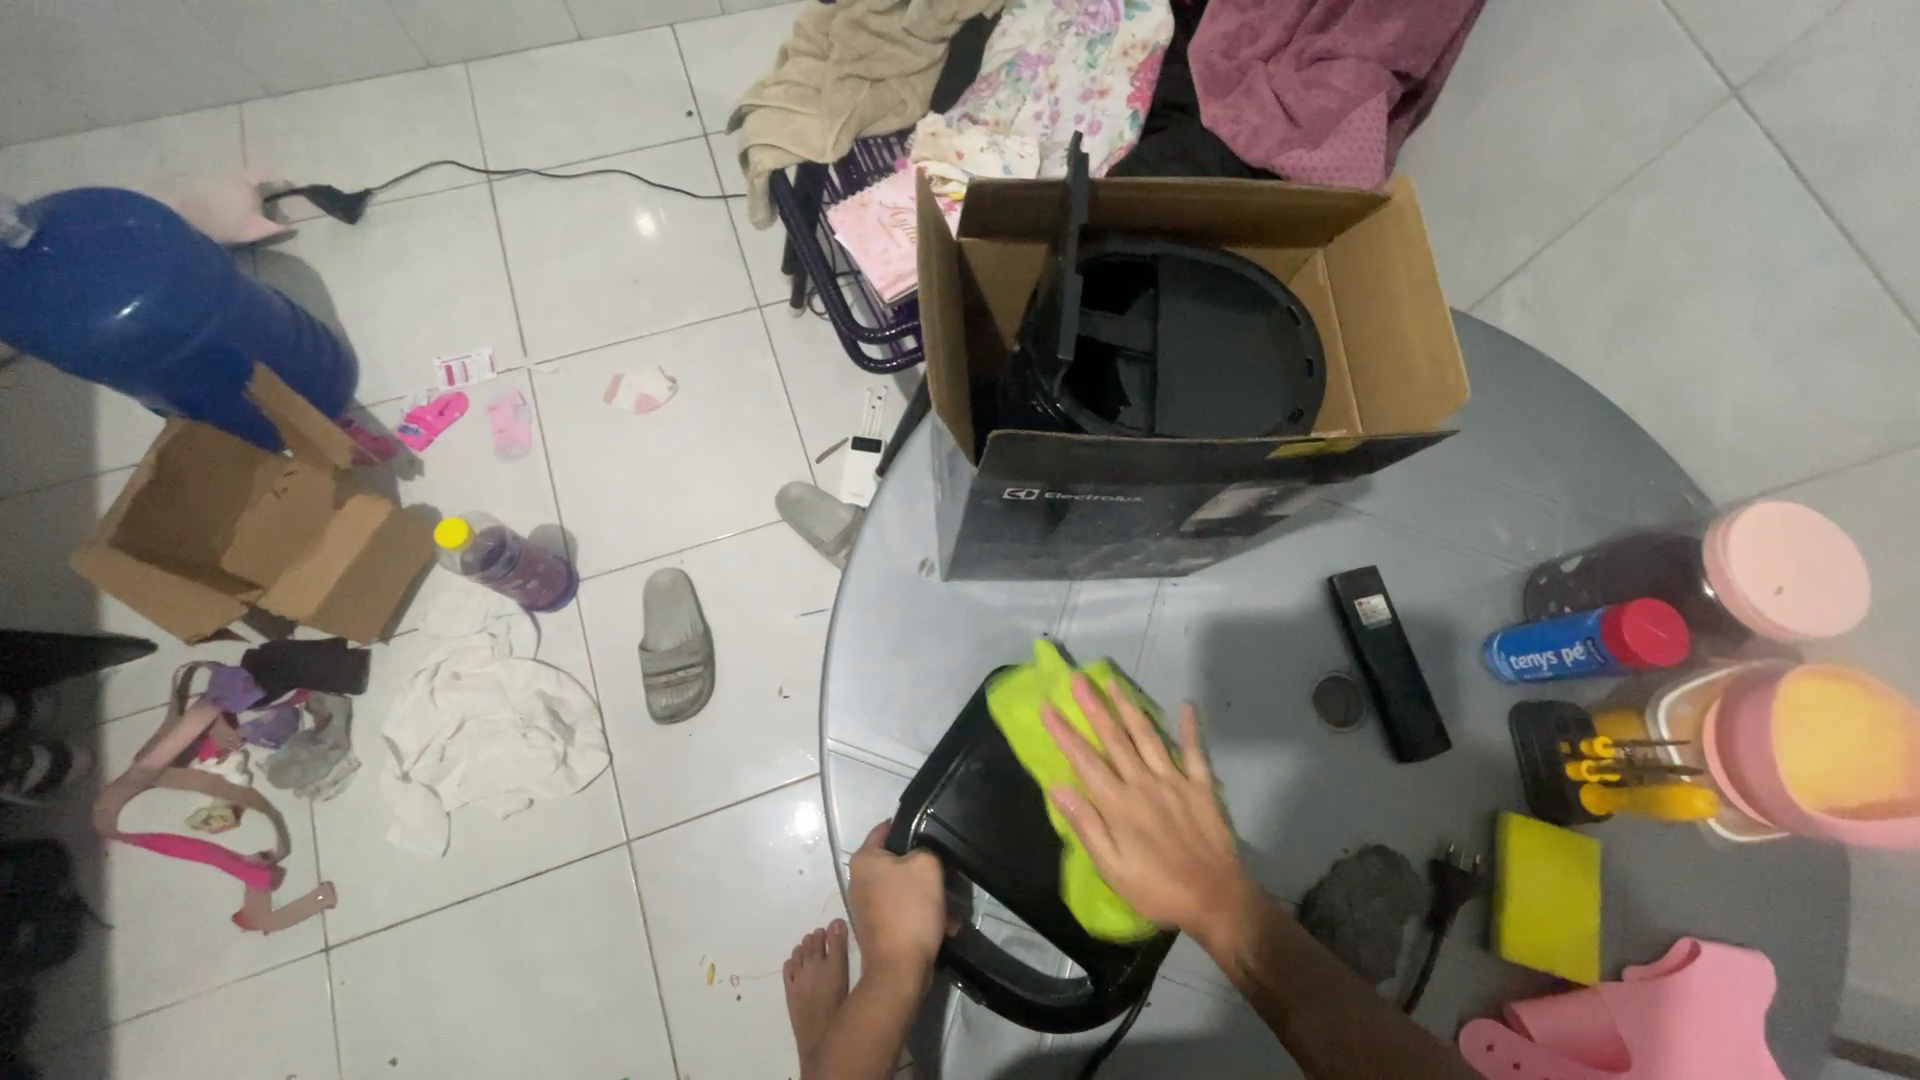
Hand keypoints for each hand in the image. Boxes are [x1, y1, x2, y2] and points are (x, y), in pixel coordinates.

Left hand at [847, 820, 945, 986]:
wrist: (899, 969)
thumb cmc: (909, 910)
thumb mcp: (927, 866)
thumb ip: (926, 848)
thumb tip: (921, 854)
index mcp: (864, 859)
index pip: (885, 828)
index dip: (909, 826)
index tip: (931, 832)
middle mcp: (858, 880)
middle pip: (898, 862)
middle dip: (924, 870)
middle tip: (945, 874)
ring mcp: (866, 906)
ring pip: (904, 889)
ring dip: (928, 896)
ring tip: (950, 909)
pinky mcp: (877, 927)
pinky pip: (903, 911)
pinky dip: (921, 915)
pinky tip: (943, 926)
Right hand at [1044, 676, 1254, 950]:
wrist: (1215, 900)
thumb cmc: (1156, 889)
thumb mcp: (1111, 868)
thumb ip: (1086, 825)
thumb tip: (1058, 787)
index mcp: (1118, 804)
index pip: (1084, 760)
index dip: (1064, 733)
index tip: (1048, 706)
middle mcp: (1143, 783)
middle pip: (1114, 739)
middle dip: (1094, 707)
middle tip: (1079, 679)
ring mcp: (1175, 781)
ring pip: (1148, 737)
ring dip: (1129, 708)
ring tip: (1114, 683)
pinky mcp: (1201, 787)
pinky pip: (1195, 753)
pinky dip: (1190, 729)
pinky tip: (1186, 706)